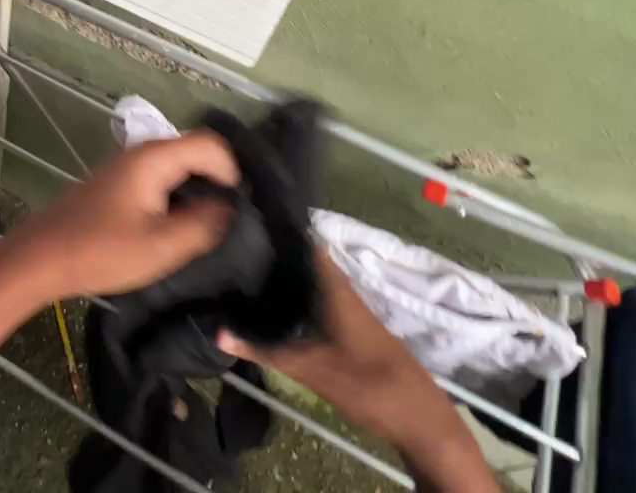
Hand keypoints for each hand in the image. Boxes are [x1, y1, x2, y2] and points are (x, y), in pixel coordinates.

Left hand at [0, 132, 238, 383]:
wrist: (40, 258)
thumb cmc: (101, 250)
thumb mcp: (162, 245)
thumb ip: (206, 224)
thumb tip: (234, 208)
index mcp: (154, 157)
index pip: (212, 144)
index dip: (236, 171)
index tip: (249, 208)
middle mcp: (142, 152)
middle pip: (197, 152)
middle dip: (222, 180)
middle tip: (242, 219)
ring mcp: (128, 167)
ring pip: (179, 167)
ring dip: (201, 191)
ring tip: (220, 227)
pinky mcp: (119, 185)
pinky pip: (162, 180)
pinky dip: (180, 197)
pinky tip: (185, 227)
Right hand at [216, 248, 497, 492]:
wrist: (417, 417)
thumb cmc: (366, 382)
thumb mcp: (308, 368)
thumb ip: (262, 349)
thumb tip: (217, 333)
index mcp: (334, 285)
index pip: (303, 240)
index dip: (276, 226)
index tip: (243, 217)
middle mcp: (340, 287)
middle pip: (302, 258)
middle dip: (271, 252)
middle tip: (230, 244)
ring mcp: (347, 306)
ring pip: (308, 279)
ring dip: (282, 274)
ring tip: (241, 268)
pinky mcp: (349, 325)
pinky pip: (314, 297)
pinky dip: (293, 295)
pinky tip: (271, 304)